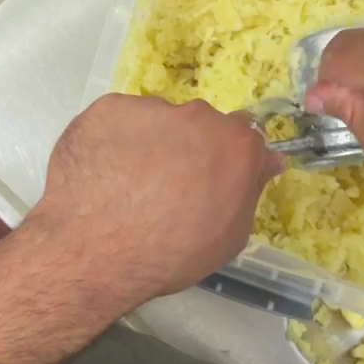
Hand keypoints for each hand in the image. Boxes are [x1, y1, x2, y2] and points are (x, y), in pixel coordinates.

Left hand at [26, 94, 280, 305]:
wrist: (95, 251)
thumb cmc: (170, 254)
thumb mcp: (228, 237)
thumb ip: (250, 190)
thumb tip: (268, 161)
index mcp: (236, 145)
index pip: (243, 139)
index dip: (226, 162)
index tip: (210, 183)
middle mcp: (198, 116)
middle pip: (199, 126)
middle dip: (188, 150)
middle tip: (164, 190)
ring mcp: (150, 109)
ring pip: (157, 121)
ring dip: (149, 144)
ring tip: (127, 185)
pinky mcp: (107, 109)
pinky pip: (118, 121)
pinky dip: (113, 141)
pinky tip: (103, 173)